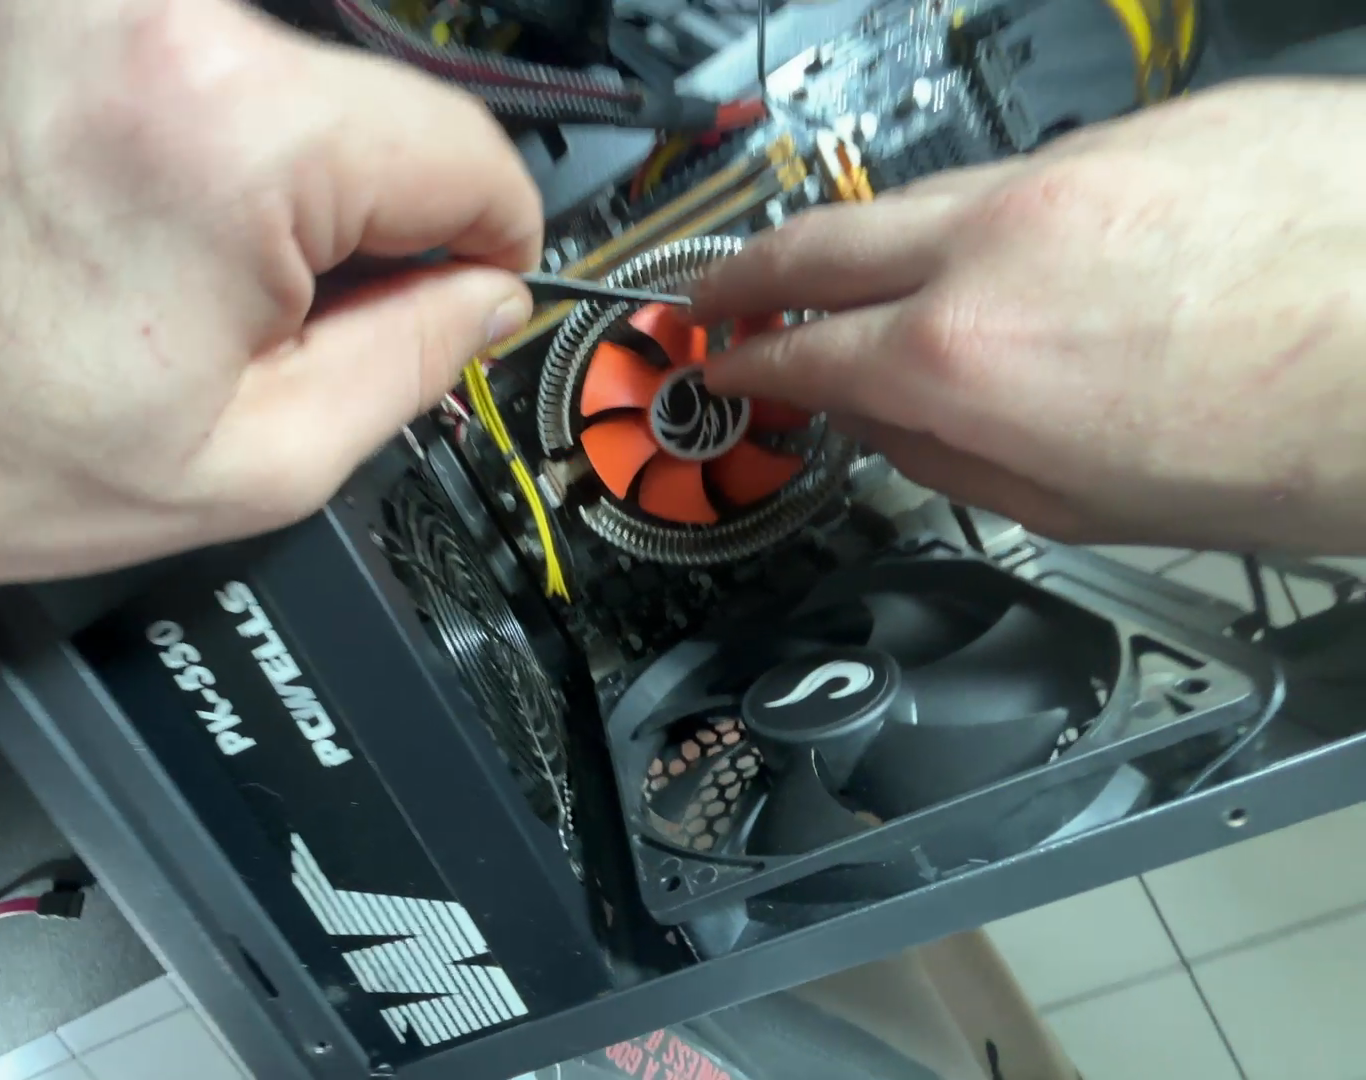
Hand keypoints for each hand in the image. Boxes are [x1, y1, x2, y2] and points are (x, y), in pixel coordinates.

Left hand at [0, 0, 538, 593]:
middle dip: (389, 237)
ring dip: (305, 212)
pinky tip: (169, 263)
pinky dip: (234, 175)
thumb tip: (485, 299)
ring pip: (303, 106)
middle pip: (384, 121)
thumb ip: (412, 366)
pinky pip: (213, 91)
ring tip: (222, 316)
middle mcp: (162, 24)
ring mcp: (89, 4)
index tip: (474, 299)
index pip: (464, 154)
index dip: (494, 240)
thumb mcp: (264, 459)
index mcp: (234, 135)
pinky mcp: (43, 19)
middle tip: (324, 342)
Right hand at [693, 80, 1365, 551]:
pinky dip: (970, 221)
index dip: (743, 367)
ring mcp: (1072, 172)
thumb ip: (934, 453)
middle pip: (812, 245)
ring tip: (826, 274)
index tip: (720, 370)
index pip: (797, 354)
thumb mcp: (1063, 503)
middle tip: (710, 295)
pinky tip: (989, 256)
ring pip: (905, 200)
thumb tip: (874, 420)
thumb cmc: (1303, 449)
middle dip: (741, 275)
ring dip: (846, 245)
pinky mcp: (1155, 128)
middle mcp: (992, 247)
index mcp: (957, 358)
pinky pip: (1017, 178)